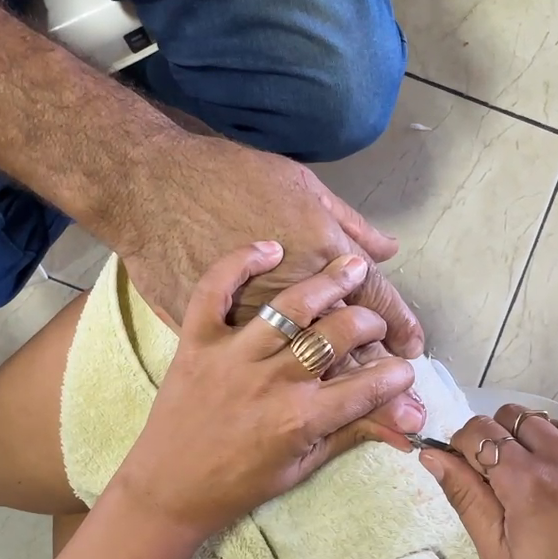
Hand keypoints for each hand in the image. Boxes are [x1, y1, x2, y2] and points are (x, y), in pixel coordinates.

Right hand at [111, 133, 423, 366]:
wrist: (146, 185)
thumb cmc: (223, 173)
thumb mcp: (298, 183)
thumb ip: (347, 223)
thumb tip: (387, 248)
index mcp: (320, 251)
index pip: (377, 299)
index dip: (401, 326)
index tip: (411, 345)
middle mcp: (291, 298)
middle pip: (350, 338)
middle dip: (378, 355)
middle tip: (391, 367)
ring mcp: (249, 329)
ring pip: (313, 364)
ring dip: (346, 378)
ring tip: (363, 384)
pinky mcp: (209, 345)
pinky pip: (261, 377)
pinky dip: (281, 378)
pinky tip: (302, 385)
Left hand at [112, 243, 421, 537]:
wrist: (167, 488)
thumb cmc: (238, 484)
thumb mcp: (301, 467)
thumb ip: (352, 436)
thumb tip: (406, 429)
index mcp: (301, 419)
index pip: (367, 386)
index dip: (396, 374)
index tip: (407, 366)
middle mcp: (273, 381)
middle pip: (337, 334)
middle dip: (371, 323)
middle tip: (376, 322)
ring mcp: (233, 356)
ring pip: (292, 306)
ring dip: (330, 281)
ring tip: (353, 265)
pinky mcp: (197, 340)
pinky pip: (217, 289)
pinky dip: (241, 262)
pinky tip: (271, 249)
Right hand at [417, 404, 557, 558]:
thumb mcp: (502, 556)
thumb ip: (466, 499)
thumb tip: (433, 456)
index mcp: (526, 481)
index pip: (478, 430)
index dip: (466, 445)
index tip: (472, 470)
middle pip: (513, 416)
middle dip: (502, 440)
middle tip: (511, 480)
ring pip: (552, 424)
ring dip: (541, 446)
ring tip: (553, 488)